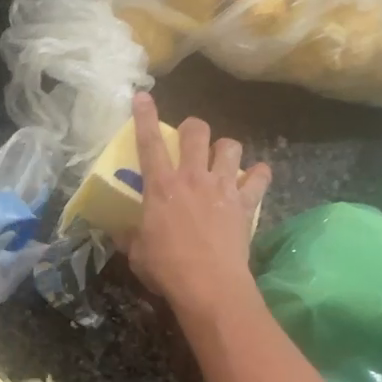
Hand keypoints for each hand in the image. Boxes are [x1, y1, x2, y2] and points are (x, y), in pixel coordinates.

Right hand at [122, 93, 270, 315]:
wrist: (208, 285)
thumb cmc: (166, 270)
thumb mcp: (137, 255)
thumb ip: (131, 237)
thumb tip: (121, 232)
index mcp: (160, 187)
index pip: (149, 143)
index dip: (144, 117)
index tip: (142, 97)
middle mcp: (192, 177)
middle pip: (196, 131)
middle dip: (192, 129)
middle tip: (190, 140)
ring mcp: (222, 186)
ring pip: (230, 145)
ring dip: (225, 149)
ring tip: (222, 161)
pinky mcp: (245, 202)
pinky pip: (259, 176)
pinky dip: (257, 176)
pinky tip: (253, 181)